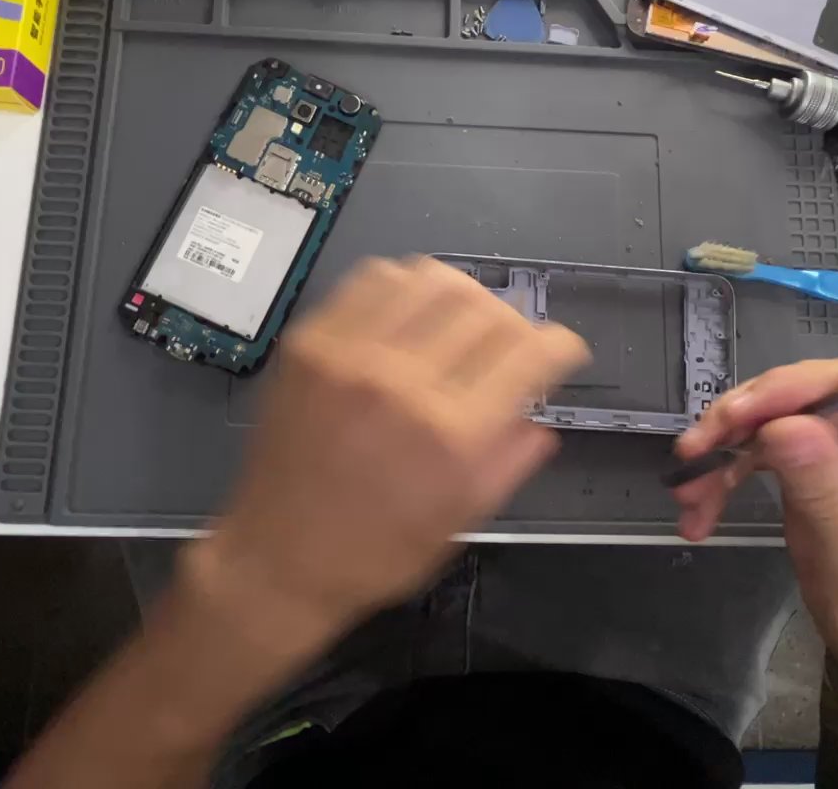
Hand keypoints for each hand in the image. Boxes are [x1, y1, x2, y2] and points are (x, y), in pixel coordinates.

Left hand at [203, 256, 589, 634]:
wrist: (275, 558)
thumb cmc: (375, 553)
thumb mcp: (459, 521)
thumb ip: (510, 461)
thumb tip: (542, 418)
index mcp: (449, 433)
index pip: (528, 353)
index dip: (560, 343)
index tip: (562, 348)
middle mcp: (401, 379)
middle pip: (485, 306)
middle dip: (514, 321)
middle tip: (510, 344)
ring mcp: (349, 352)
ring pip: (430, 278)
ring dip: (463, 295)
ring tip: (461, 323)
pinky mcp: (311, 341)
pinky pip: (371, 280)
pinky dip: (405, 287)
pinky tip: (408, 315)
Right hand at [672, 356, 837, 739]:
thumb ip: (829, 500)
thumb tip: (782, 425)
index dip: (801, 389)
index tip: (734, 417)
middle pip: (826, 392)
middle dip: (753, 417)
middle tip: (695, 451)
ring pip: (793, 411)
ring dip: (734, 443)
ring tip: (688, 488)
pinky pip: (782, 440)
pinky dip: (738, 464)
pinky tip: (704, 498)